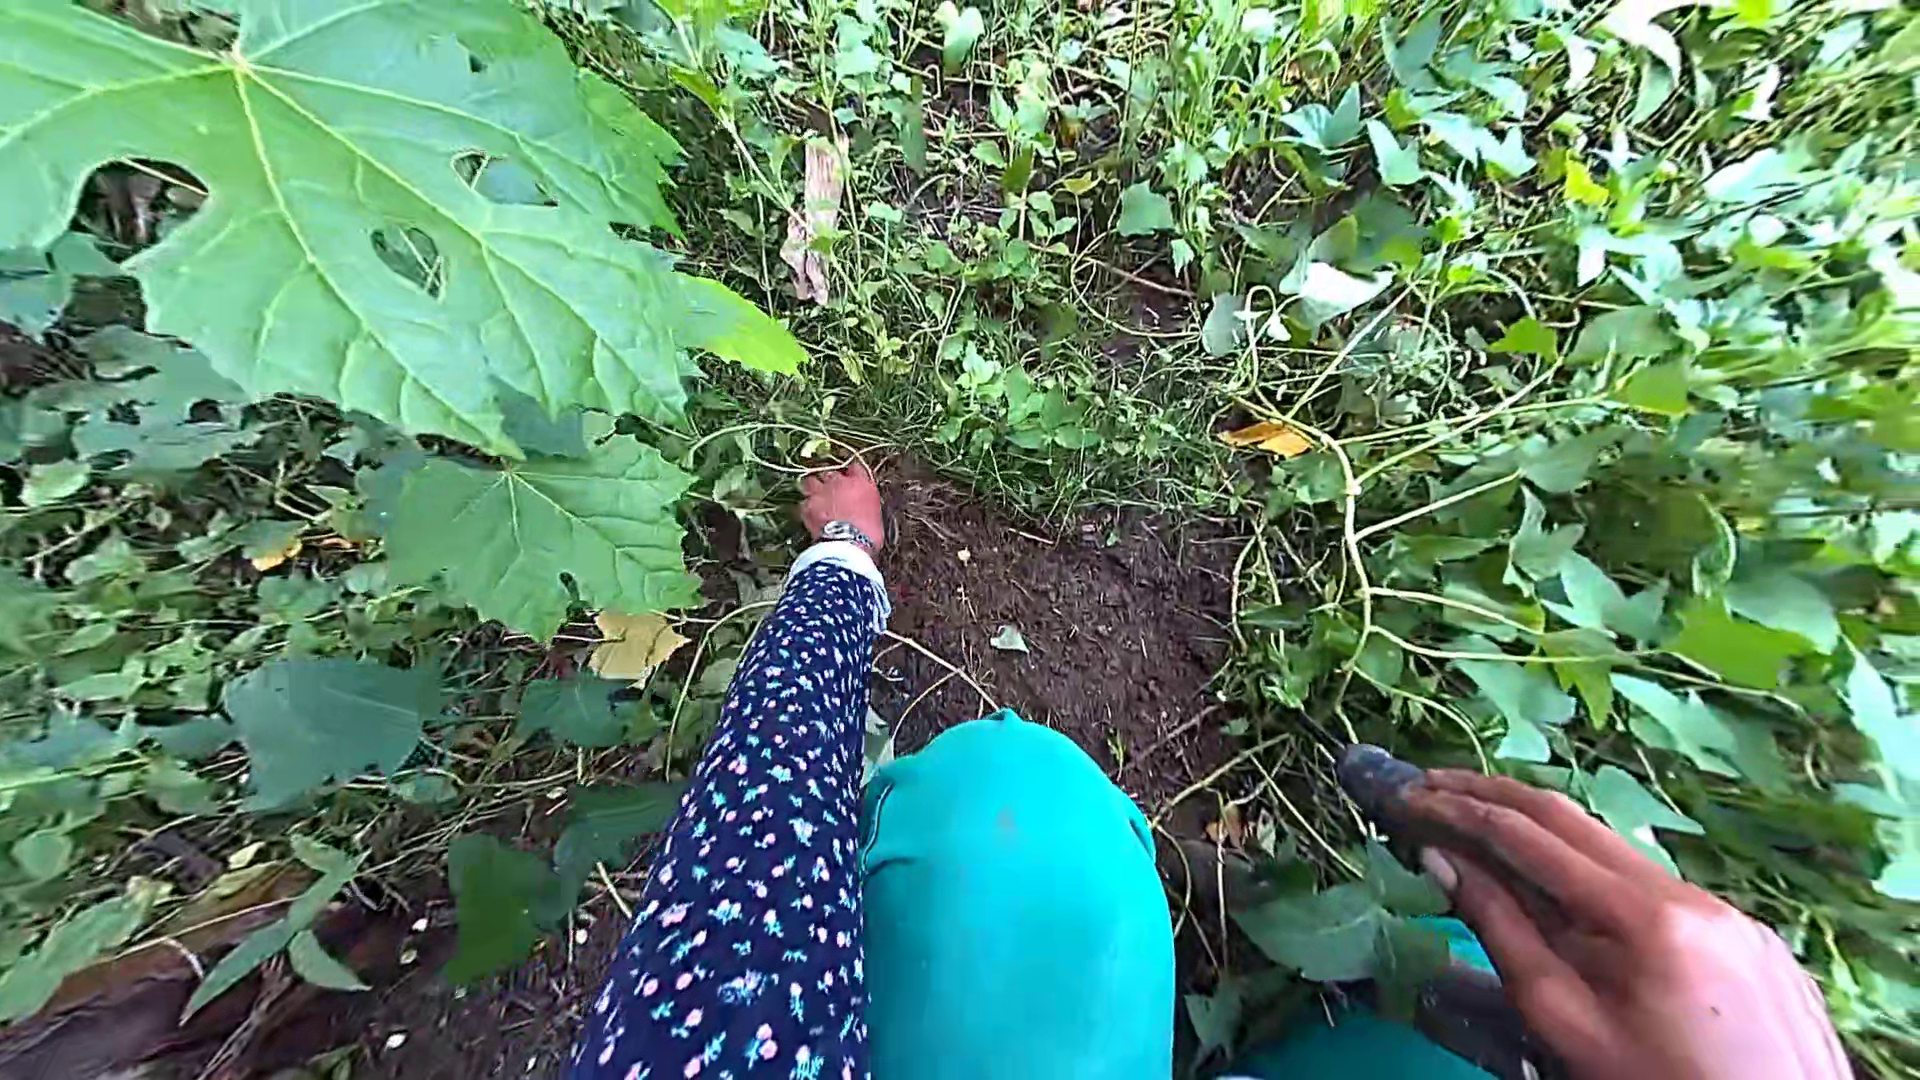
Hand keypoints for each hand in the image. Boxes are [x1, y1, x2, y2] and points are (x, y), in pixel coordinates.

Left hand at [799, 462, 883, 553]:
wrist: (848, 543)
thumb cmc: (868, 533)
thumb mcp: (876, 515)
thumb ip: (866, 504)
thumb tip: (860, 508)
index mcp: (861, 483)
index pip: (856, 468)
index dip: (852, 476)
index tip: (851, 483)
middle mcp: (839, 482)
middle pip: (831, 473)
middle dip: (831, 482)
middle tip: (832, 494)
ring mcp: (820, 492)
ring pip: (811, 482)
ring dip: (813, 488)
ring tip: (816, 499)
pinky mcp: (807, 505)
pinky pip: (804, 502)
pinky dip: (807, 508)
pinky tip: (810, 516)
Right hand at [1404, 771, 1848, 1079]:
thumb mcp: (1558, 1012)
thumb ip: (1495, 923)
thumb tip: (1436, 855)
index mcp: (1644, 917)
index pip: (1523, 834)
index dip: (1453, 808)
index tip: (1403, 798)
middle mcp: (1688, 893)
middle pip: (1563, 815)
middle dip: (1484, 790)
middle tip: (1424, 783)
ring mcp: (1722, 907)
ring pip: (1599, 837)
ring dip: (1526, 817)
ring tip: (1466, 808)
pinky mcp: (1736, 926)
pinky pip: (1633, 869)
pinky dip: (1570, 852)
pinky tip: (1537, 862)